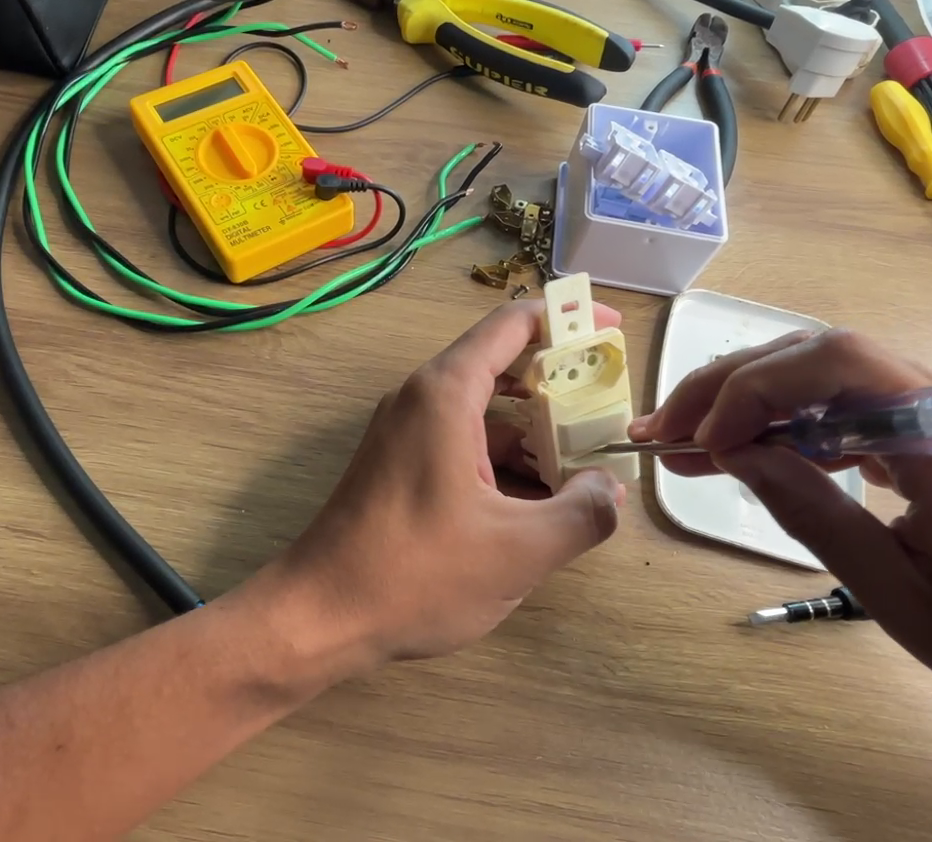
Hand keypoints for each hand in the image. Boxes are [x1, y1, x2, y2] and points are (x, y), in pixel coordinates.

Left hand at [260, 300, 627, 669]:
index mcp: (445, 393)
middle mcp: (422, 399)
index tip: (612, 328)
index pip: (512, 325)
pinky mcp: (400, 465)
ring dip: (534, 432)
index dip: (566, 317)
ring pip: (484, 413)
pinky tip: (539, 501)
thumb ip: (581, 514)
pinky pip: (463, 443)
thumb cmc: (416, 573)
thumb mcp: (517, 550)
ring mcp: (407, 432)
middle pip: (500, 365)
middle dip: (559, 383)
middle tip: (610, 408)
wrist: (320, 614)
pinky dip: (503, 460)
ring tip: (588, 463)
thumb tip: (610, 489)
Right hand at [629, 329, 931, 741]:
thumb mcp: (900, 594)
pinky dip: (805, 419)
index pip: (832, 365)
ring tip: (698, 441)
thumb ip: (812, 510)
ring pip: (839, 373)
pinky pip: (868, 401)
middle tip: (666, 430)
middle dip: (732, 386)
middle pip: (824, 355)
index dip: (750, 387)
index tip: (700, 441)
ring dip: (761, 400)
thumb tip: (736, 452)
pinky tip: (771, 451)